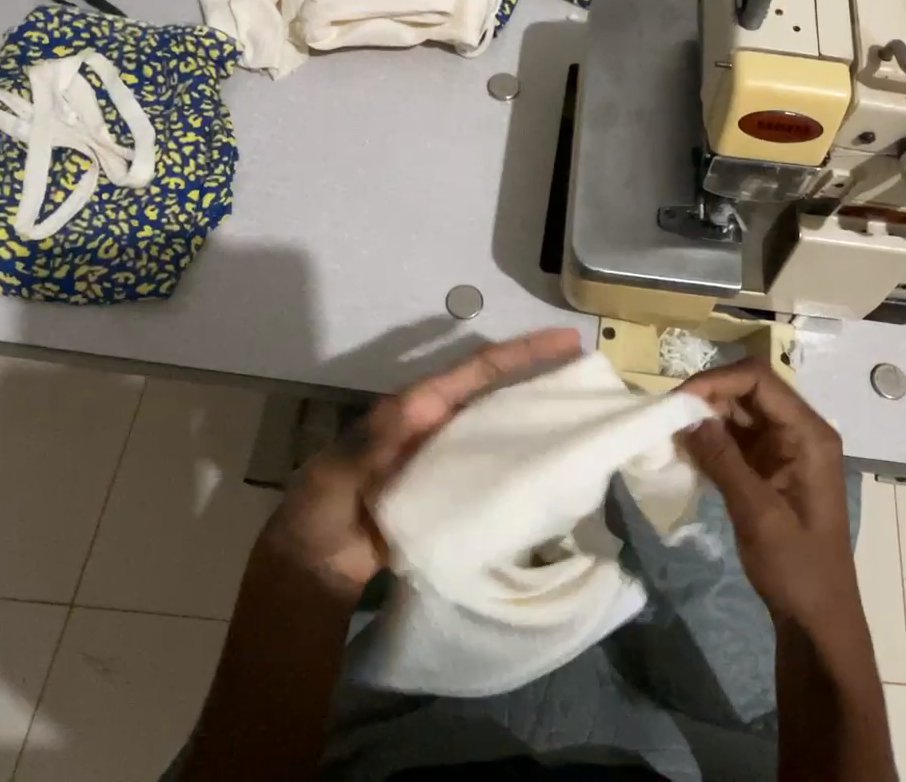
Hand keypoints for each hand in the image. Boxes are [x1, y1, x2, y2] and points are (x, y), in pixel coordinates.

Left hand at [256, 328, 583, 598]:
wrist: (316, 564)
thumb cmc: (322, 507)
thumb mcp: (340, 470)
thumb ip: (375, 441)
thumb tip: (418, 406)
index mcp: (415, 409)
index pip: (476, 371)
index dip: (521, 354)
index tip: (566, 342)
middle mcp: (439, 425)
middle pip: (498, 393)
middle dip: (540, 378)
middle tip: (589, 375)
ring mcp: (449, 460)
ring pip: (502, 429)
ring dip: (538, 419)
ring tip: (584, 417)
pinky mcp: (455, 493)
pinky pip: (496, 471)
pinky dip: (524, 465)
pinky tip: (554, 471)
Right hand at [678, 358, 858, 627]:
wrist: (817, 617)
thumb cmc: (797, 568)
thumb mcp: (758, 514)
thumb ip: (724, 461)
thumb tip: (688, 417)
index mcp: (810, 435)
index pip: (760, 381)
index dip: (717, 380)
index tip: (677, 401)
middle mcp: (799, 431)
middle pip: (748, 390)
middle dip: (706, 397)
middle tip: (666, 417)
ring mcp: (784, 448)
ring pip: (737, 412)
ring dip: (704, 417)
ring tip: (669, 433)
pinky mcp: (768, 466)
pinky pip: (734, 438)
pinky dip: (709, 439)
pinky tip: (685, 451)